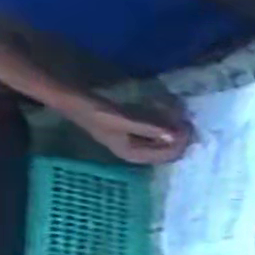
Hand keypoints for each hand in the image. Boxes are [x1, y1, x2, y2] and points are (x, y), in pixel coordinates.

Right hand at [66, 99, 191, 163]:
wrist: (69, 98)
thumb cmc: (94, 110)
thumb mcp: (124, 120)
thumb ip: (151, 129)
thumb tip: (176, 135)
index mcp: (135, 156)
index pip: (169, 154)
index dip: (181, 142)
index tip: (185, 127)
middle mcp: (139, 155)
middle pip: (170, 150)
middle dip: (179, 137)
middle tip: (185, 123)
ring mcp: (138, 146)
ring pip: (167, 143)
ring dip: (173, 132)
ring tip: (179, 119)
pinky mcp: (136, 136)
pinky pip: (159, 136)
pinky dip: (165, 129)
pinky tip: (168, 118)